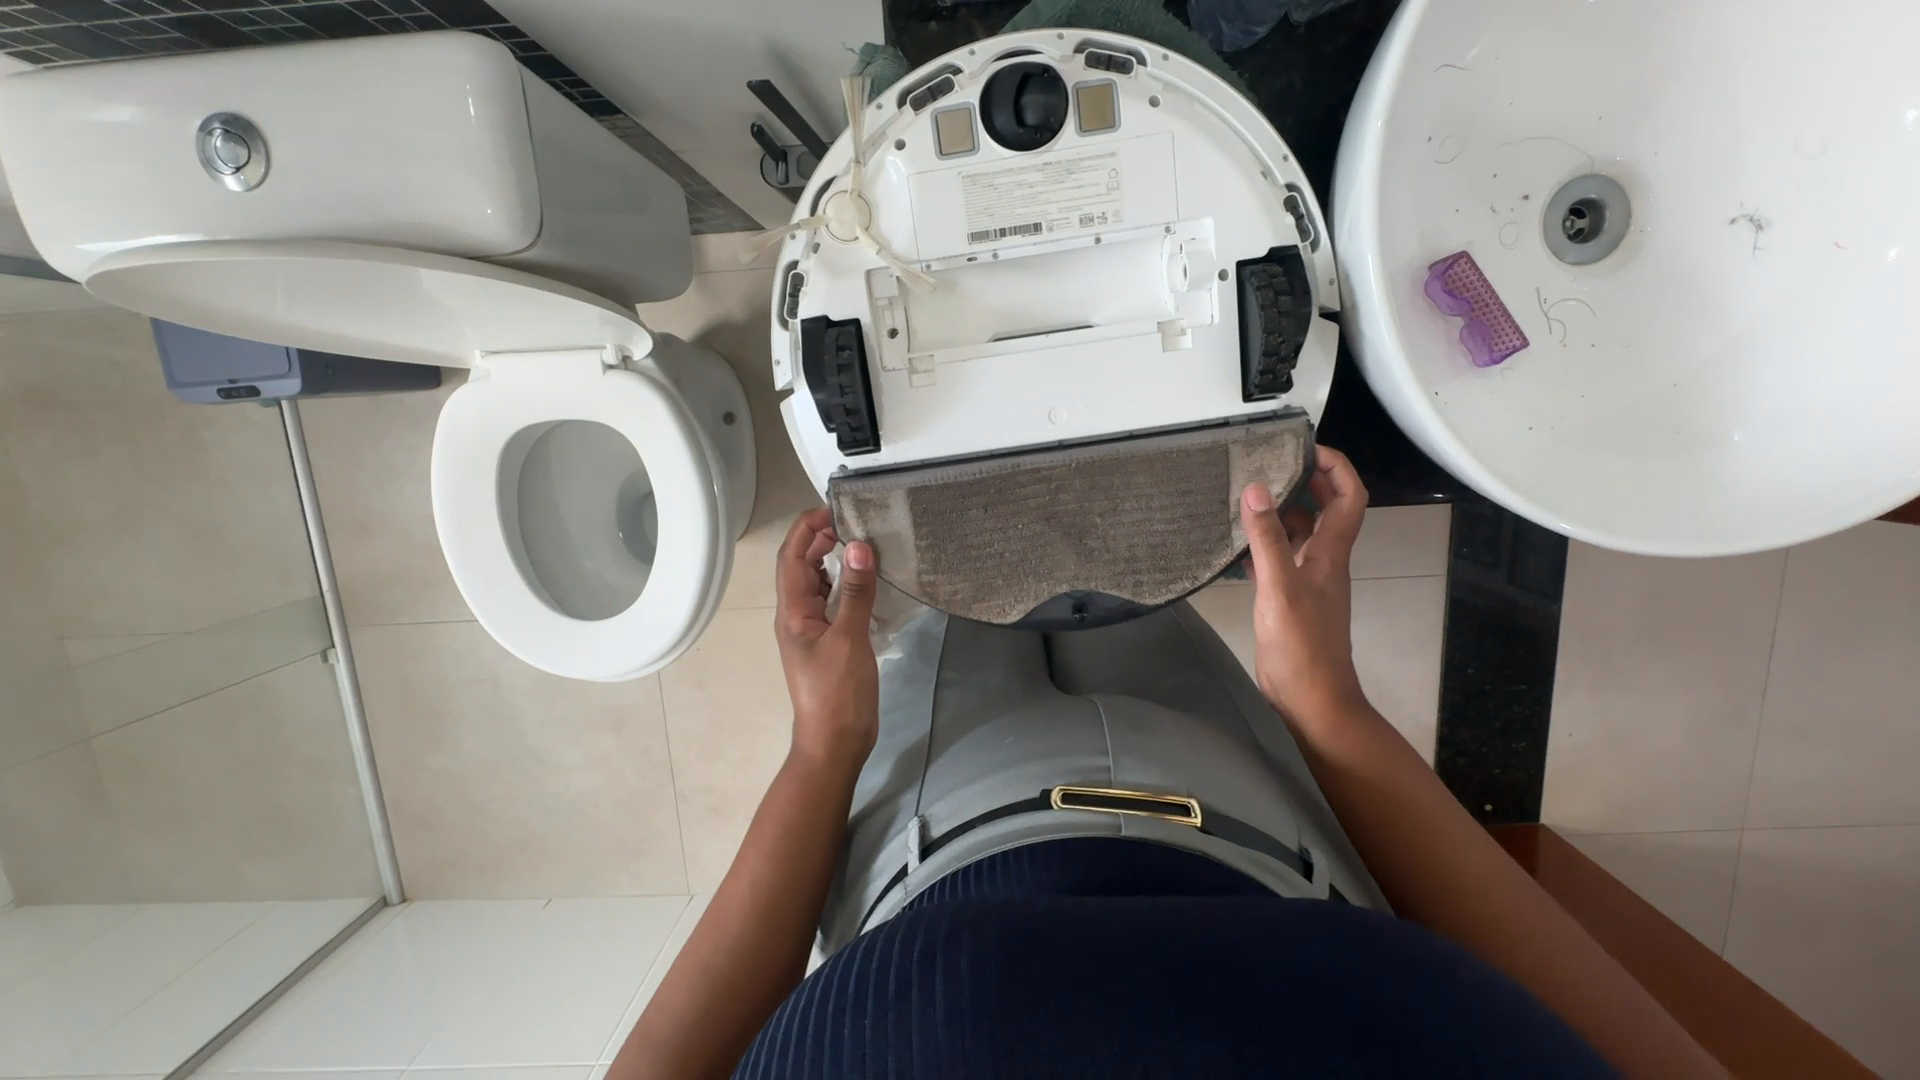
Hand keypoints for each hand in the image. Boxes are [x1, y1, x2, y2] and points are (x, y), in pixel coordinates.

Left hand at [774, 507, 879, 764]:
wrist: (836, 741)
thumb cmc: (837, 692)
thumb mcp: (849, 639)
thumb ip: (855, 592)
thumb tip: (859, 546)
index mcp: (792, 611)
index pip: (791, 557)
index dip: (807, 528)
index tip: (834, 508)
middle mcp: (797, 615)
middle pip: (801, 565)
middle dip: (821, 538)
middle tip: (854, 521)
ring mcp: (812, 629)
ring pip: (817, 582)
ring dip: (833, 559)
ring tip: (862, 542)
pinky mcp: (830, 641)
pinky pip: (833, 601)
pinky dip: (846, 583)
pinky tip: (868, 580)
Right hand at [1238, 445, 1370, 722]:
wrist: (1310, 697)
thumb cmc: (1302, 644)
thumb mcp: (1280, 587)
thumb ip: (1267, 539)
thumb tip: (1257, 489)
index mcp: (1331, 553)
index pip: (1349, 497)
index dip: (1337, 467)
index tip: (1308, 447)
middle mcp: (1324, 561)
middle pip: (1326, 510)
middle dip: (1306, 481)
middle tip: (1271, 463)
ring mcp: (1307, 581)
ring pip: (1300, 534)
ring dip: (1280, 512)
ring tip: (1248, 495)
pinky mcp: (1289, 600)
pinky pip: (1279, 560)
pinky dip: (1263, 545)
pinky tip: (1238, 543)